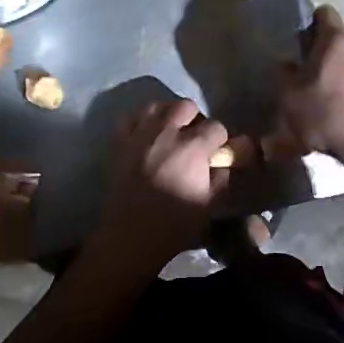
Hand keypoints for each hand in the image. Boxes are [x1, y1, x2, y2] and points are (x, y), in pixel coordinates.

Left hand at [93, 98, 228, 264]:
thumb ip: (220, 179)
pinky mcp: (120, 144)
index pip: (216, 127)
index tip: (218, 152)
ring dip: (167, 114)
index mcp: (192, 148)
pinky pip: (130, 118)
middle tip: (194, 138)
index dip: (220, 139)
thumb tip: (223, 165)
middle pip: (186, 106)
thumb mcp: (209, 204)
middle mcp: (166, 133)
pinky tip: (146, 135)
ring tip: (170, 132)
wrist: (131, 236)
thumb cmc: (175, 225)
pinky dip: (141, 121)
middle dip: (195, 119)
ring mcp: (140, 135)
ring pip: (156, 106)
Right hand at [273, 6, 343, 164]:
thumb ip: (285, 73)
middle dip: (316, 51)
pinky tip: (330, 108)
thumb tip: (288, 63)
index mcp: (335, 40)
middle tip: (298, 71)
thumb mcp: (289, 96)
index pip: (324, 13)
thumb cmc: (324, 114)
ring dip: (328, 71)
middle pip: (333, 39)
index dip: (308, 22)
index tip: (296, 41)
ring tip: (312, 93)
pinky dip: (340, 87)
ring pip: (343, 60)